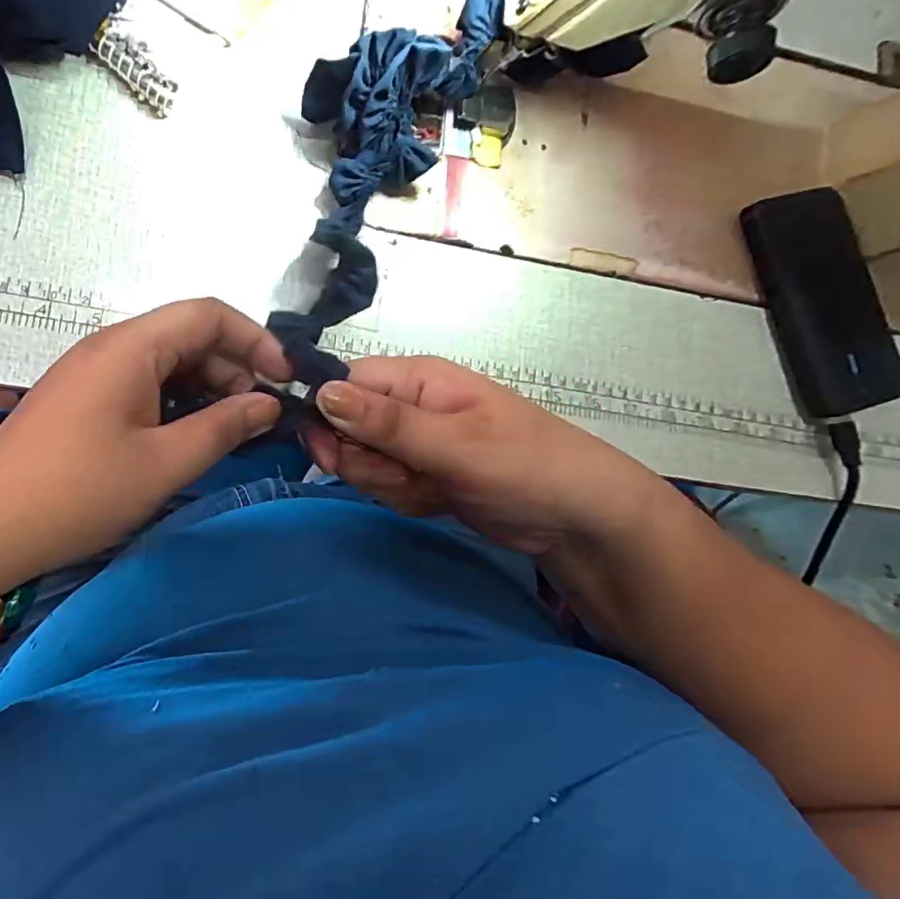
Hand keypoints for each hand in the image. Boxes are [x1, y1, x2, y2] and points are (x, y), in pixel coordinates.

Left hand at [0, 299, 290, 596]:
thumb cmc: (77, 494)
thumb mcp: (162, 464)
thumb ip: (224, 427)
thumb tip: (268, 404)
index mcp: (130, 347)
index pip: (208, 314)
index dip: (256, 339)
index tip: (287, 378)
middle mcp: (110, 345)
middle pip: (189, 334)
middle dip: (234, 367)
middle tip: (261, 415)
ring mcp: (92, 370)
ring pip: (167, 360)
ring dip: (207, 387)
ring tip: (232, 429)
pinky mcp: (82, 396)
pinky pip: (143, 381)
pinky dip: (177, 400)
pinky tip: (190, 433)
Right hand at [301, 356, 659, 558]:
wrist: (578, 520)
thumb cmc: (526, 466)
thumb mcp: (456, 445)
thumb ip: (387, 423)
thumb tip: (321, 393)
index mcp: (416, 378)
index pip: (344, 383)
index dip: (327, 415)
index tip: (332, 454)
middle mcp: (408, 405)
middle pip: (345, 428)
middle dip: (366, 461)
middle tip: (404, 475)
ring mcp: (414, 442)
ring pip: (363, 462)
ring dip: (388, 484)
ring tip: (432, 488)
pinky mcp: (420, 474)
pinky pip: (385, 484)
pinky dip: (404, 499)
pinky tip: (437, 500)